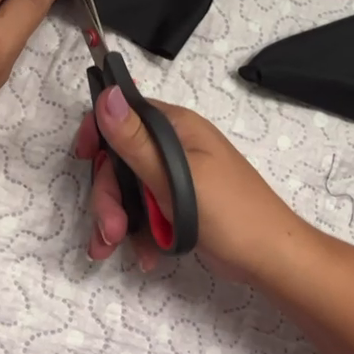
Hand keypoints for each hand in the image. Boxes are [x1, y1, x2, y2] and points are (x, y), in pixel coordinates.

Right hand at [74, 89, 302, 281]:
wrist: (270, 260)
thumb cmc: (230, 213)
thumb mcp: (175, 177)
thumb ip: (135, 140)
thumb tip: (107, 94)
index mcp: (176, 128)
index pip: (123, 114)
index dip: (98, 133)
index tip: (82, 157)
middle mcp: (172, 147)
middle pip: (118, 161)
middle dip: (108, 196)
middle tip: (109, 229)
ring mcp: (174, 177)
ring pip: (127, 190)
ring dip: (116, 220)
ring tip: (115, 249)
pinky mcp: (176, 205)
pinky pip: (143, 211)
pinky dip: (137, 232)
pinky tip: (144, 254)